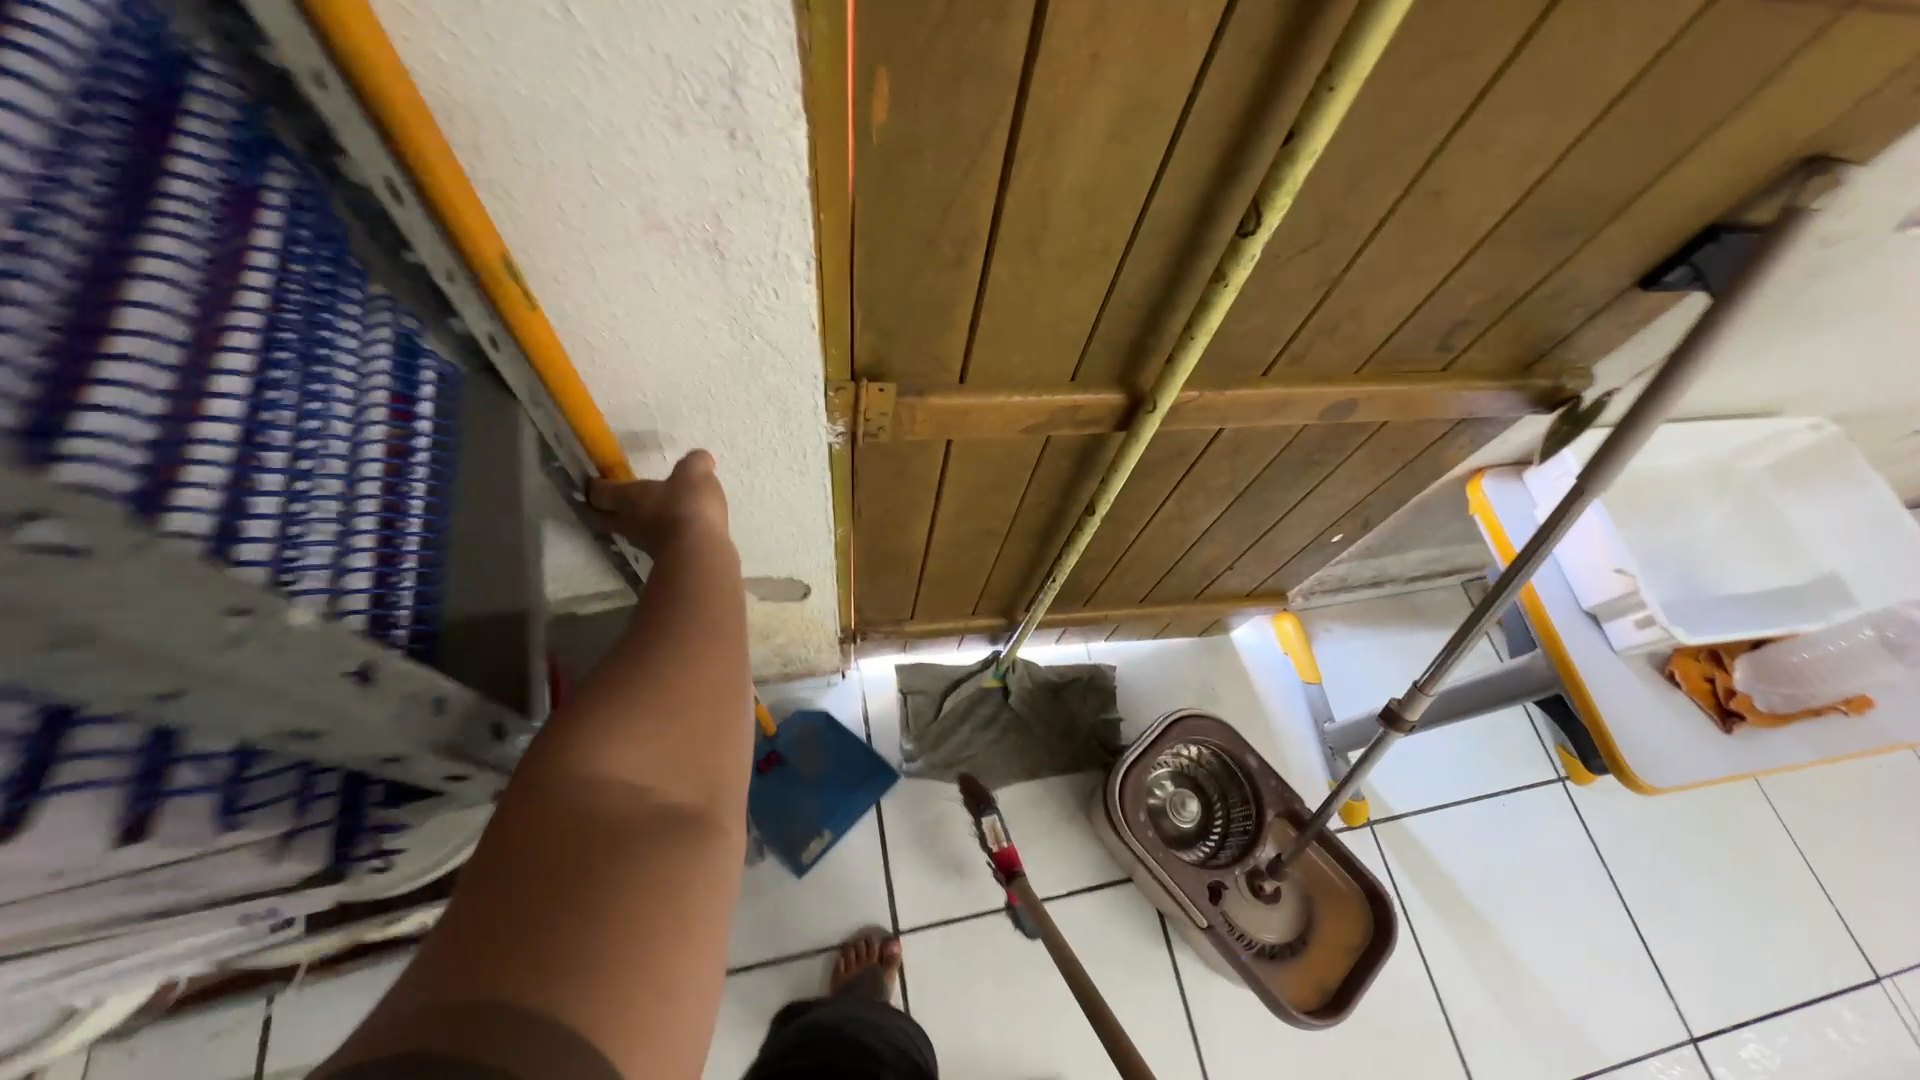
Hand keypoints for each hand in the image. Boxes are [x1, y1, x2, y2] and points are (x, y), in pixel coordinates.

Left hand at [588, 450, 729, 554]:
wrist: (700, 554)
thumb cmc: (686, 506)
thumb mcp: (695, 473)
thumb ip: (695, 462)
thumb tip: (701, 458)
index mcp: (627, 498)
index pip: (599, 492)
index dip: (596, 486)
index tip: (596, 481)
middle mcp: (628, 523)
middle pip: (604, 518)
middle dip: (603, 510)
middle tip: (609, 501)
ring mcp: (645, 545)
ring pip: (629, 532)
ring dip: (632, 524)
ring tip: (647, 514)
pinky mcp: (664, 559)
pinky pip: (655, 544)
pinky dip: (659, 536)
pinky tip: (674, 530)